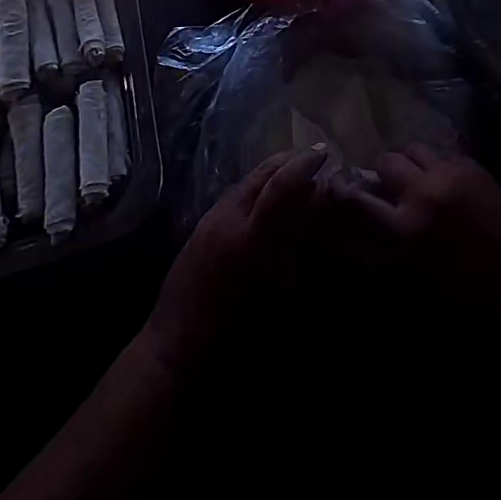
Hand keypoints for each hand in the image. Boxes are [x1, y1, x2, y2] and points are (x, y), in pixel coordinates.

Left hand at [142, 145, 326, 369]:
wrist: (176, 345)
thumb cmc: (235, 338)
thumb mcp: (279, 304)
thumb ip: (300, 261)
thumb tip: (317, 233)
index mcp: (252, 239)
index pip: (281, 186)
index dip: (304, 165)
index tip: (324, 154)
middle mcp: (229, 219)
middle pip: (261, 174)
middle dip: (289, 161)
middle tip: (314, 157)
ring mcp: (211, 220)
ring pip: (246, 182)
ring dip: (272, 173)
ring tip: (295, 174)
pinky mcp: (201, 227)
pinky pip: (234, 196)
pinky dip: (256, 188)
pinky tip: (268, 200)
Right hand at [338, 144, 500, 345]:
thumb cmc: (475, 300)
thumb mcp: (419, 278)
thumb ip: (392, 244)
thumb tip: (374, 220)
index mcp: (407, 228)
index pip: (361, 198)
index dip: (349, 193)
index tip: (344, 192)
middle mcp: (425, 192)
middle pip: (386, 161)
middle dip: (381, 171)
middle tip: (385, 185)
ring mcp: (452, 175)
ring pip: (414, 148)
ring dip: (407, 161)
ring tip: (413, 177)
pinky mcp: (475, 169)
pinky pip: (443, 154)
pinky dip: (435, 164)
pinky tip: (441, 181)